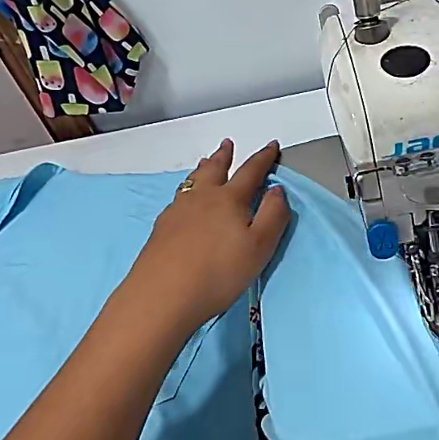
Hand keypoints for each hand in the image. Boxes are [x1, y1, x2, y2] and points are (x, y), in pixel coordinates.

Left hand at [118, 139, 291, 334]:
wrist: (162, 295)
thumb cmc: (218, 273)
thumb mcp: (260, 247)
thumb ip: (273, 215)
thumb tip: (277, 189)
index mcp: (229, 199)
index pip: (250, 171)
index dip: (263, 158)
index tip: (271, 146)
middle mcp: (202, 198)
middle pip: (214, 169)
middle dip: (224, 155)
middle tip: (227, 144)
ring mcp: (177, 211)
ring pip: (193, 181)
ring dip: (203, 169)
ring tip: (205, 162)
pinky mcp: (161, 228)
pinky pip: (178, 198)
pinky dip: (187, 190)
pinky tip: (184, 200)